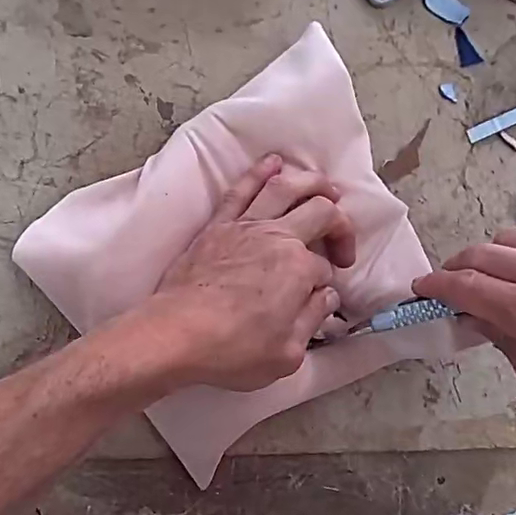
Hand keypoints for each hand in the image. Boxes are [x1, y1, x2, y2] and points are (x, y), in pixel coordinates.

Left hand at [138, 155, 356, 390]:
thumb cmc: (232, 349)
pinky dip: (260, 172)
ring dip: (311, 182)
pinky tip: (274, 162)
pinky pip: (242, 189)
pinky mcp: (218, 225)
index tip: (320, 298)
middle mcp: (278, 238)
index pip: (325, 268)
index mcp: (300, 268)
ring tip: (326, 186)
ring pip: (286, 187)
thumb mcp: (288, 353)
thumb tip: (326, 297)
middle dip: (340, 223)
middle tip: (341, 241)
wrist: (174, 335)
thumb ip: (313, 319)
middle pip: (321, 212)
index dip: (328, 282)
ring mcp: (246, 227)